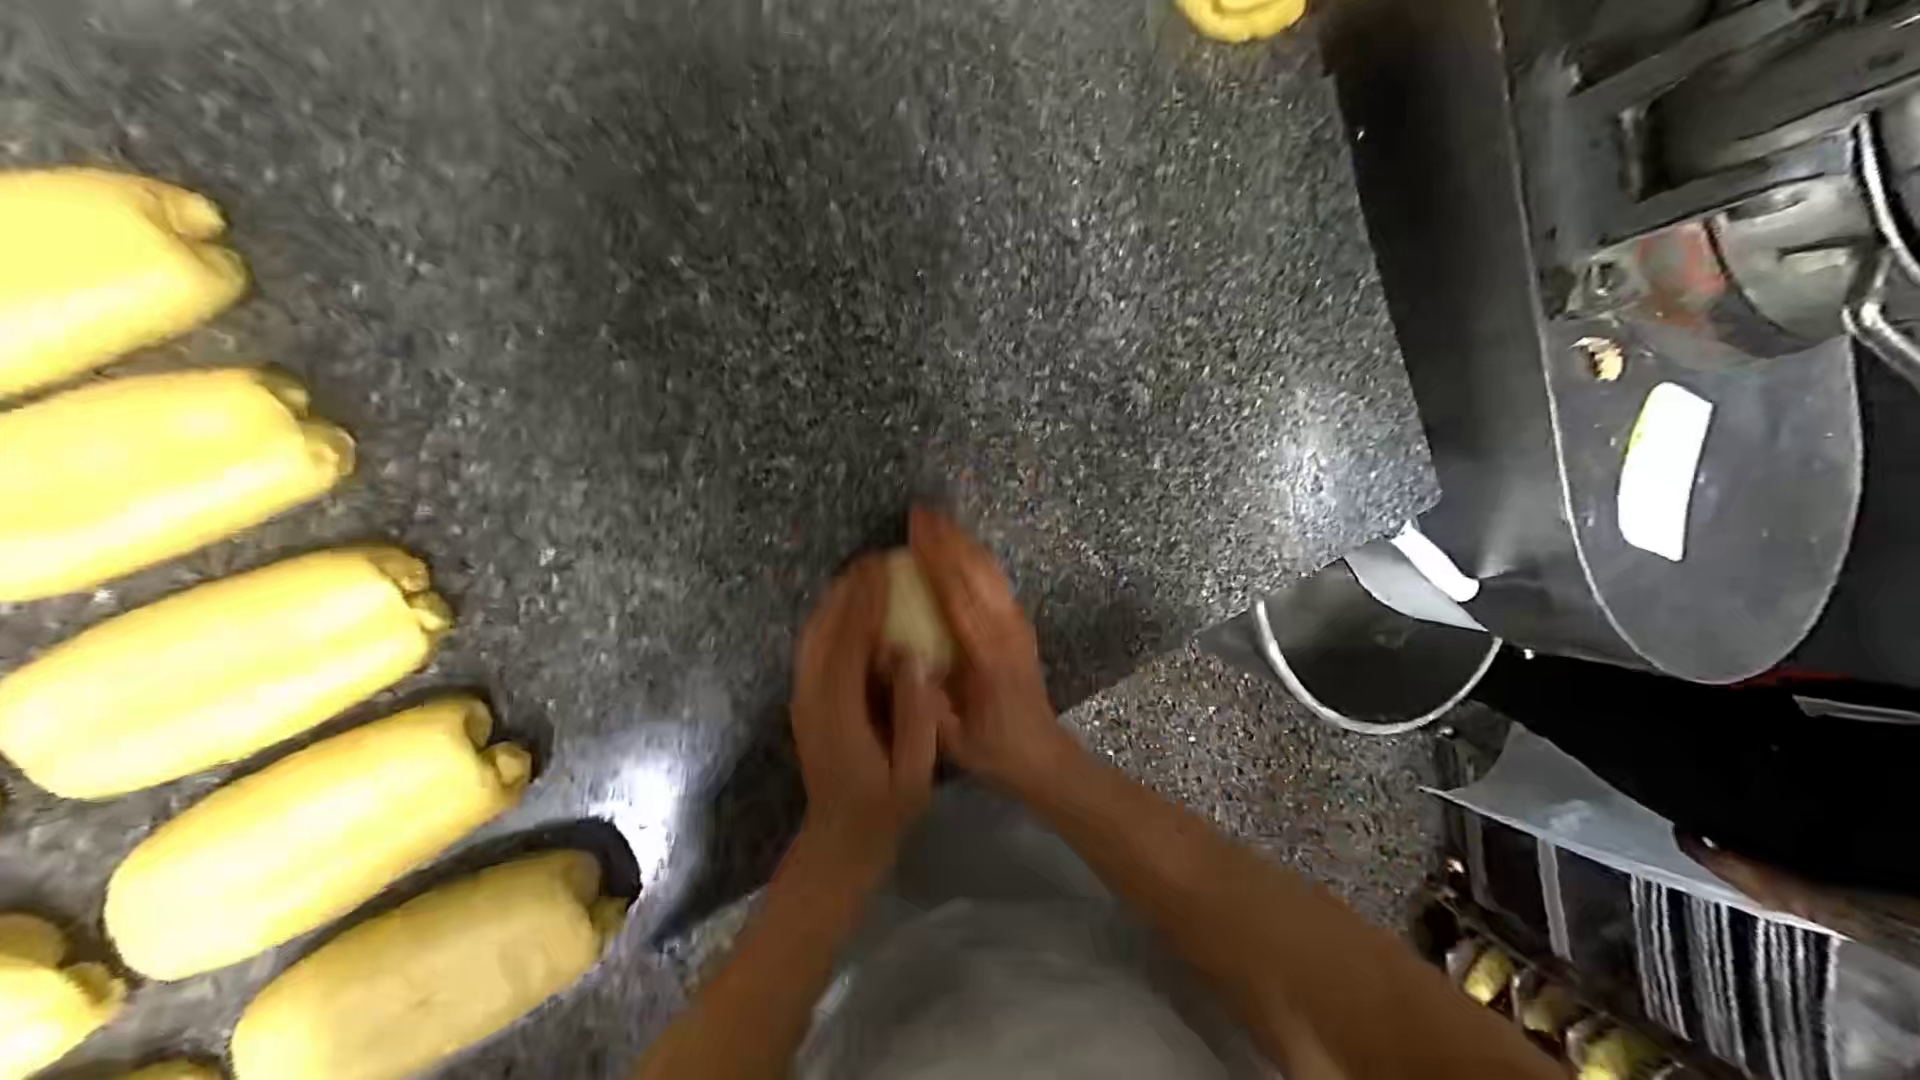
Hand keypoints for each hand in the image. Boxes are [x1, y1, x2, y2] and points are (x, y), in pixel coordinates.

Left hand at [790, 555, 937, 877]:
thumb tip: (912, 656)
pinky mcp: (805, 703)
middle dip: (847, 592)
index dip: (866, 604)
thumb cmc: (884, 811)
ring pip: (812, 638)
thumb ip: (914, 715)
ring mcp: (803, 700)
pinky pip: (813, 651)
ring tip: (862, 575)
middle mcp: (812, 699)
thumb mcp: (913, 773)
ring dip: (835, 603)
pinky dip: (828, 622)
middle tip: (874, 560)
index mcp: (840, 715)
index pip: (850, 645)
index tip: (883, 570)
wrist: (838, 842)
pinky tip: (849, 610)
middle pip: (823, 632)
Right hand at [907, 505, 1077, 791]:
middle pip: (976, 573)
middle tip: (920, 512)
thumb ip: (923, 697)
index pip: (958, 597)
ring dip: (963, 543)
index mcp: (988, 657)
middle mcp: (1007, 631)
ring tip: (937, 521)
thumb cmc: (992, 749)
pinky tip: (961, 547)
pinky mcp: (1021, 625)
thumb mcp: (950, 739)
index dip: (936, 560)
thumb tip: (890, 651)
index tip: (914, 532)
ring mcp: (1018, 625)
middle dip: (948, 539)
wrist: (1042, 752)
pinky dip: (977, 558)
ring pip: (990, 572)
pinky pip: (997, 581)